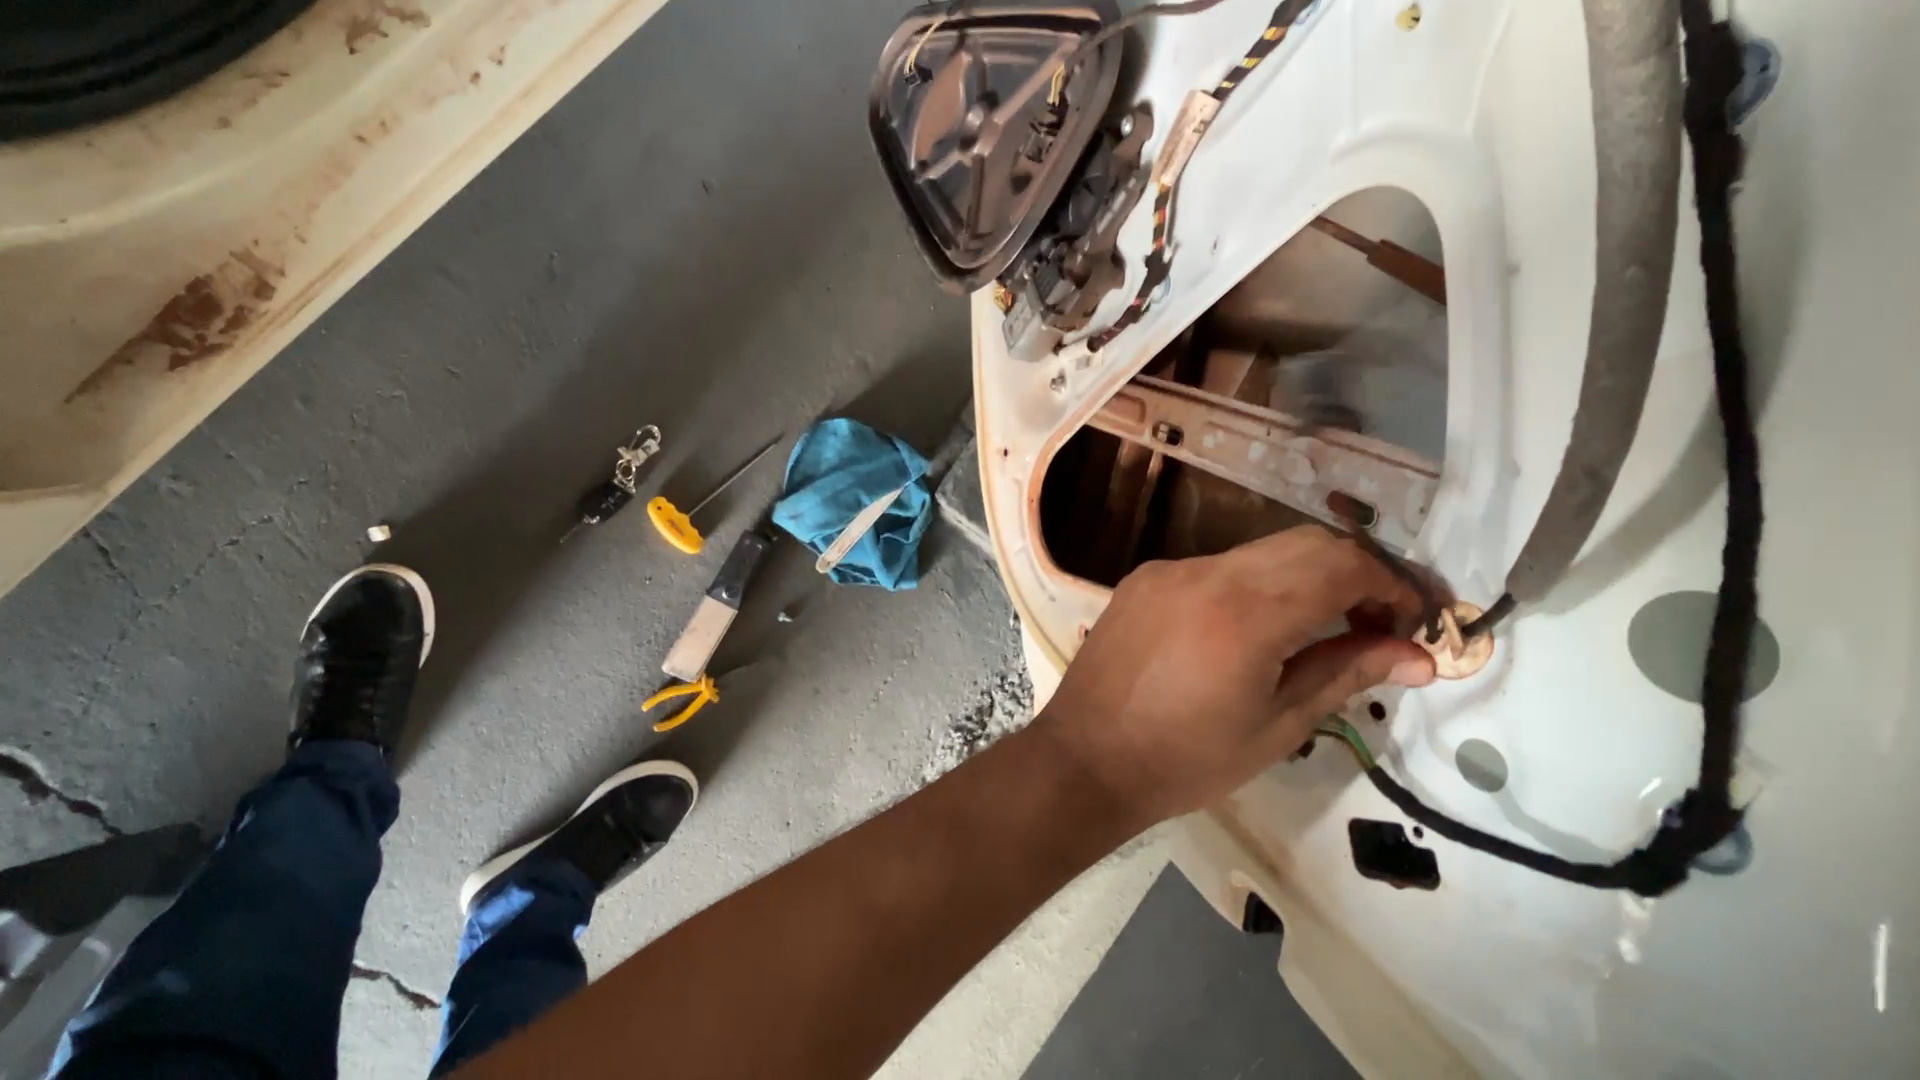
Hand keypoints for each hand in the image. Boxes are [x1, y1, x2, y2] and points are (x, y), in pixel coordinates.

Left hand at [1031, 526, 1435, 827]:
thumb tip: (1419, 655)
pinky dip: (1257, 583)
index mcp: (1246, 613)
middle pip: (1307, 543)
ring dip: (1307, 575)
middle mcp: (1207, 573)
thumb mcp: (1277, 726)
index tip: (1417, 619)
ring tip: (1330, 624)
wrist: (1084, 760)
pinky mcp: (1145, 578)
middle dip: (1357, 572)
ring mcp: (1170, 570)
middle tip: (1384, 620)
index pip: (1343, 566)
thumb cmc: (1186, 761)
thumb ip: (1345, 674)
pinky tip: (1260, 627)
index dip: (1393, 585)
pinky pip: (1218, 566)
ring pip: (1261, 551)